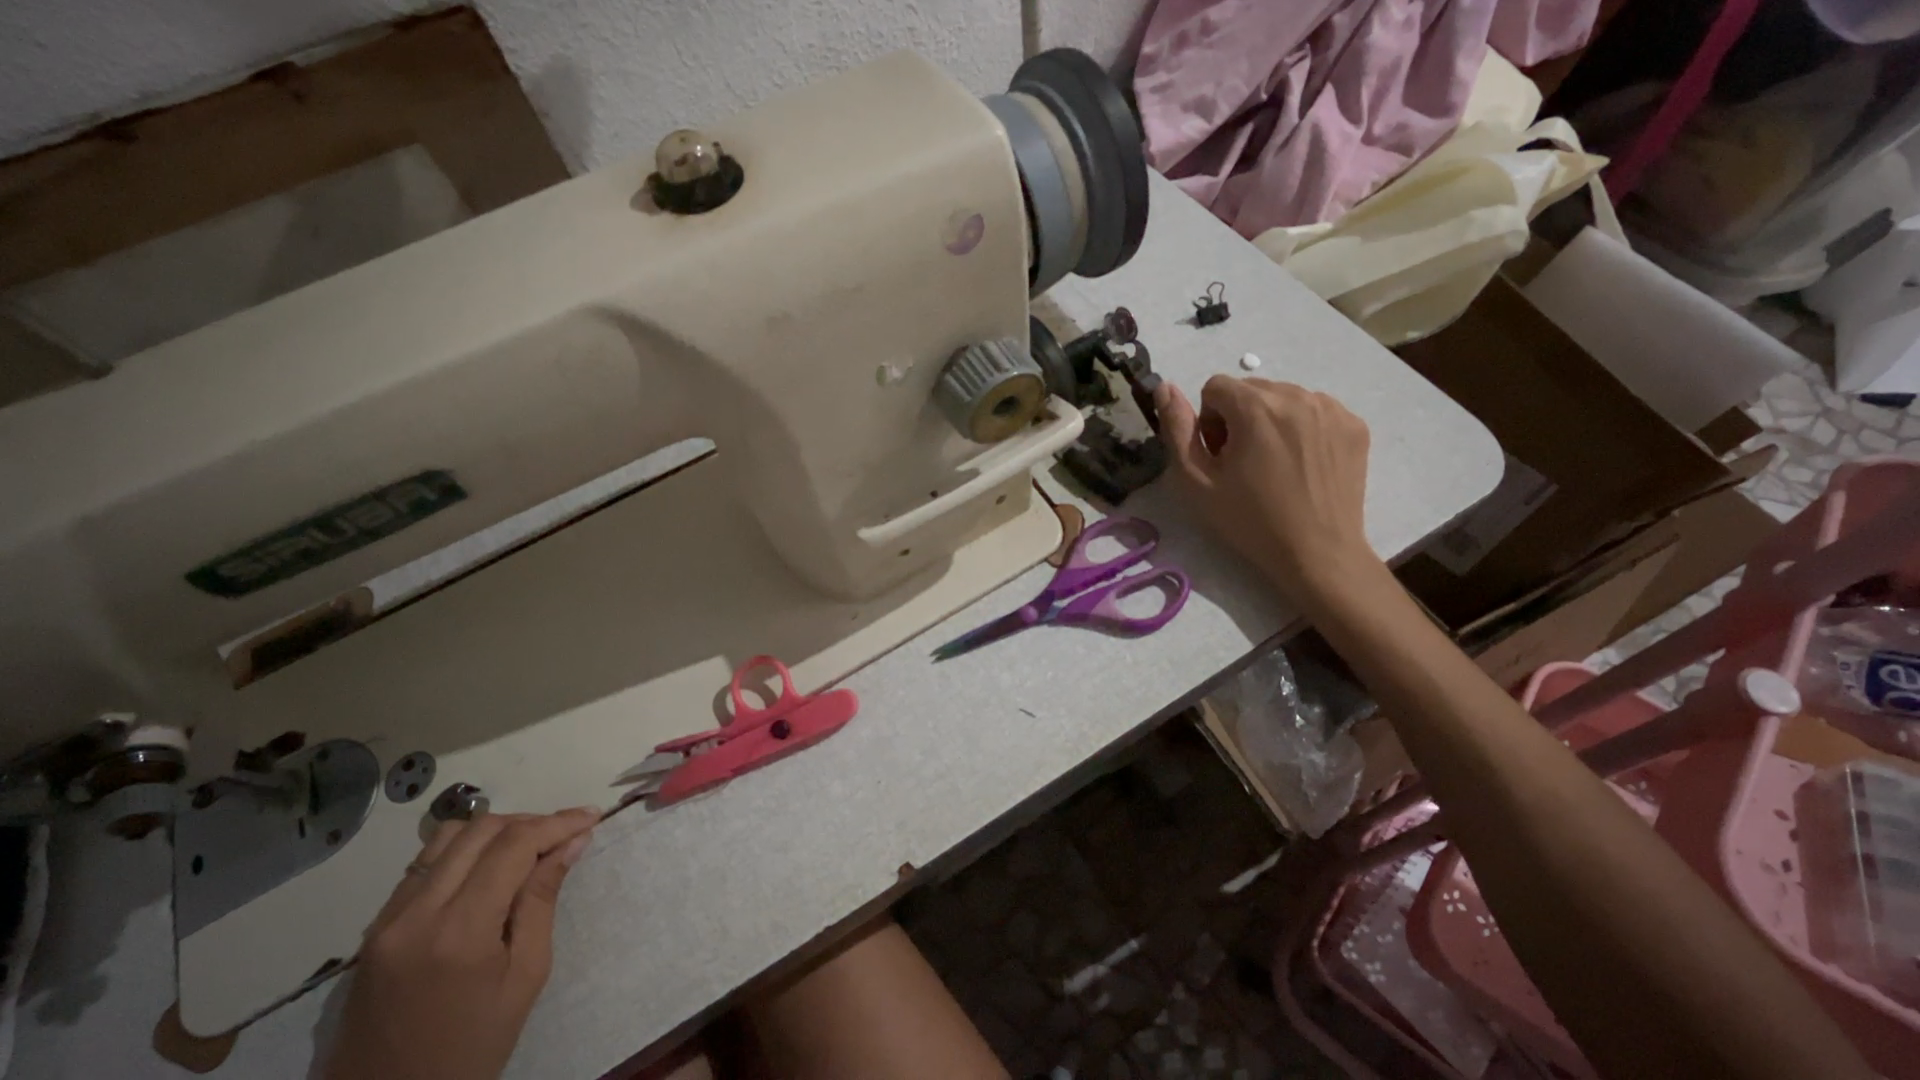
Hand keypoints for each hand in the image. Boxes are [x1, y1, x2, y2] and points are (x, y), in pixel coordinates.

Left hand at [324, 808, 598, 1079]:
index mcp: (460, 930)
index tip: (591, 816)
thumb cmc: (473, 1047)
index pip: (513, 846)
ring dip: (493, 832)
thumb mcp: (525, 977)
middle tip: (565, 835)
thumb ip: (542, 902)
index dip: (556, 822)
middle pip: (479, 830)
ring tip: (529, 849)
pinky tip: (487, 873)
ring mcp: (388, 917)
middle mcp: (416, 911)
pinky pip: (423, 866)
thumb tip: (571, 843)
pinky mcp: (375, 926)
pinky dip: (462, 854)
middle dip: (529, 822)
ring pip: (446, 838)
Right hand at [1154, 376, 1374, 600]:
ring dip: (1272, 422)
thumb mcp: (1197, 482)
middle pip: (1251, 389)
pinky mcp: (1353, 425)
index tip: (1219, 457)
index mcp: (1256, 406)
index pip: (1215, 387)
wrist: (1318, 554)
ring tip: (1276, 466)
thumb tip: (1165, 386)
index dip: (1208, 422)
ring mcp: (1331, 409)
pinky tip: (1303, 465)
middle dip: (1240, 418)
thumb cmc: (1251, 522)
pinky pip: (1316, 411)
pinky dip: (1303, 429)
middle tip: (1245, 464)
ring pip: (1284, 398)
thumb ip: (1177, 428)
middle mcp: (1297, 395)